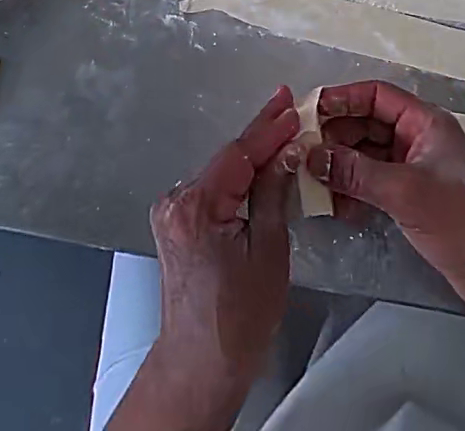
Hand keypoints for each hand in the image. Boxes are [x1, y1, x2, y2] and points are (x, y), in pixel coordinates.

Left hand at [148, 86, 299, 386]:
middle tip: (288, 105)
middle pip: (228, 158)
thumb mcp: (269, 250)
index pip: (239, 154)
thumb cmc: (239, 318)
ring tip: (281, 129)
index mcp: (197, 208)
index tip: (292, 107)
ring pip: (221, 170)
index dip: (269, 129)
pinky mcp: (176, 221)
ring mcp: (172, 212)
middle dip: (261, 134)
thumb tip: (286, 152)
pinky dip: (238, 174)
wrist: (202, 360)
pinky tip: (259, 163)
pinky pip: (213, 186)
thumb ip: (273, 192)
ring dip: (251, 153)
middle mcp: (176, 203)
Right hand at [304, 80, 464, 307]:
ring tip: (314, 180)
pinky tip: (336, 205)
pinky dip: (354, 189)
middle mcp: (419, 139)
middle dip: (337, 136)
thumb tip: (311, 155)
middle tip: (303, 149)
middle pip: (368, 124)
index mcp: (426, 123)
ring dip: (342, 165)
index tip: (311, 110)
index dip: (343, 99)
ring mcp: (416, 167)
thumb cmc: (461, 220)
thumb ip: (355, 171)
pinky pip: (374, 181)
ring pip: (368, 154)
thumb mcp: (403, 191)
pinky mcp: (413, 195)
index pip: (378, 96)